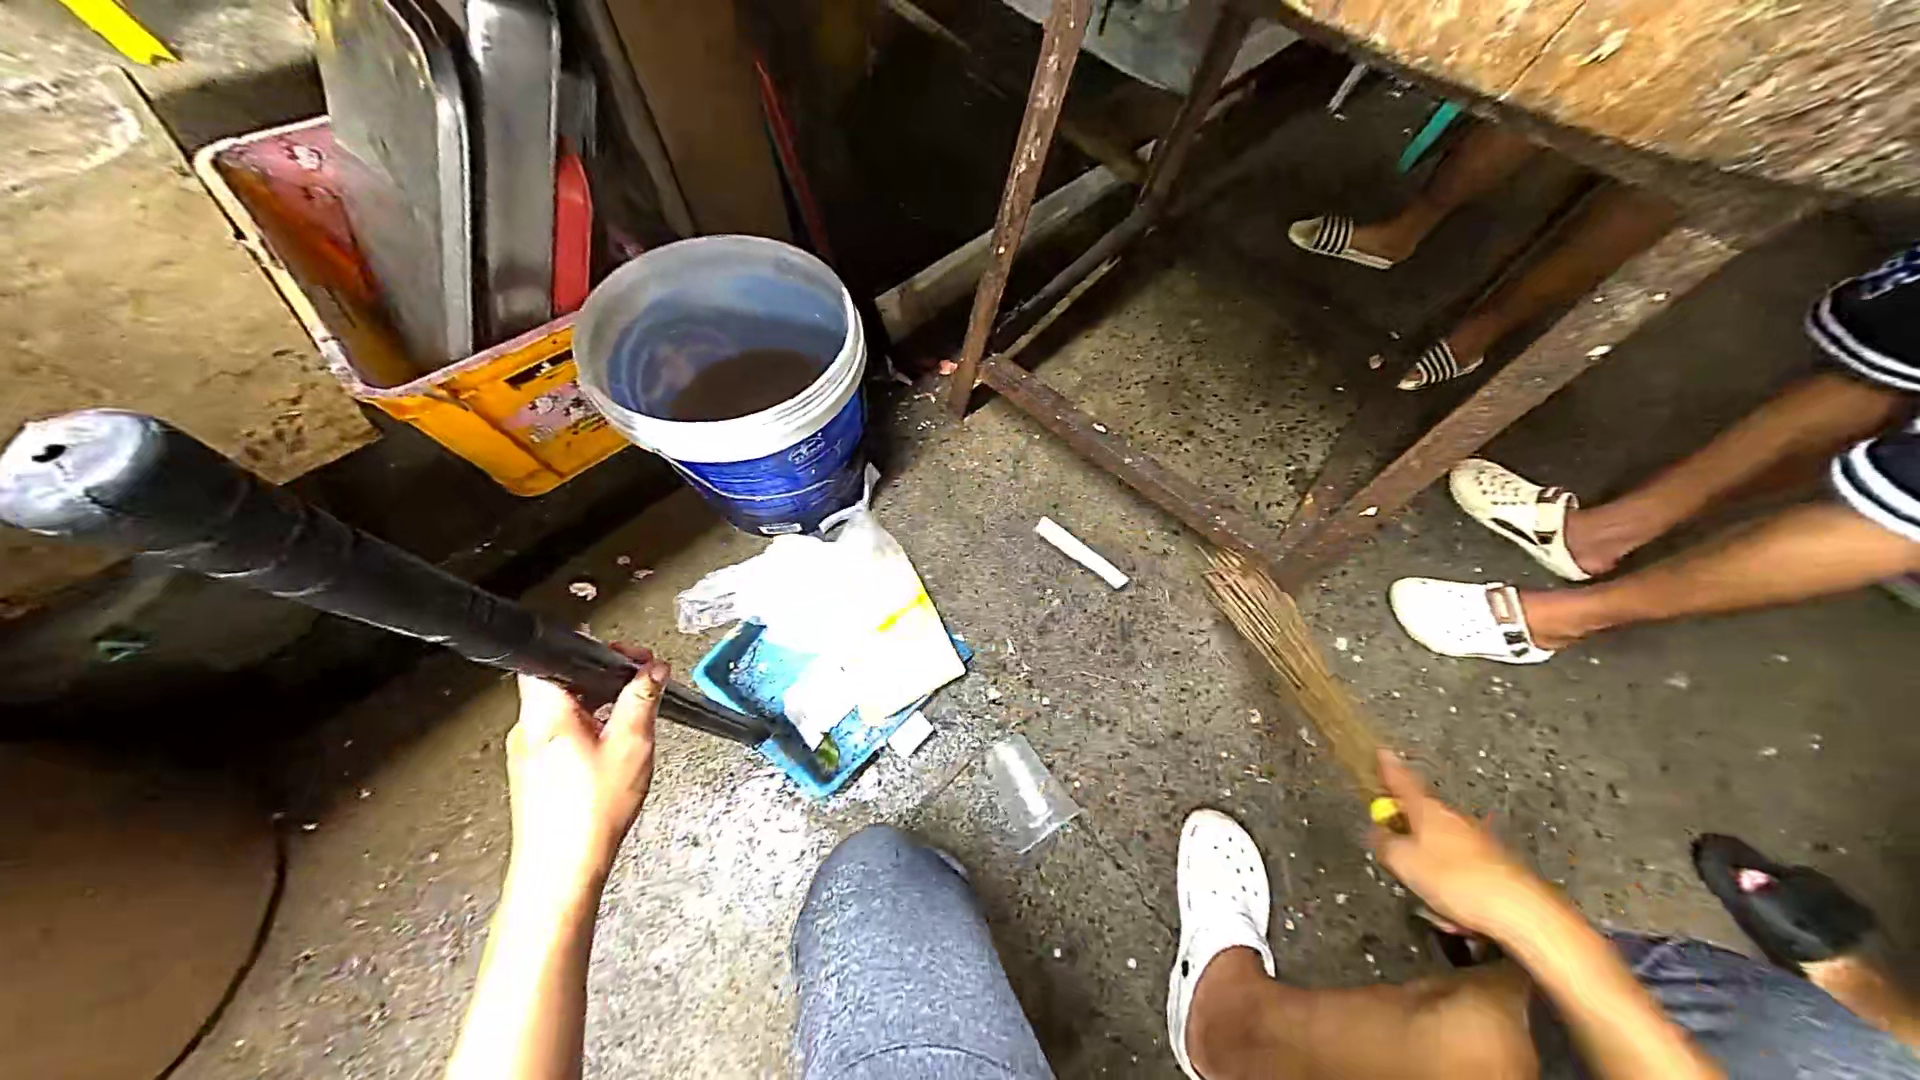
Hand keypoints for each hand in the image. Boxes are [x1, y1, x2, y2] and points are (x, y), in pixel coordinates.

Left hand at [504, 647, 666, 897]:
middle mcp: (529, 729)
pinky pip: (562, 732)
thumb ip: (643, 698)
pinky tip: (612, 746)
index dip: (593, 650)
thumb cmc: (589, 813)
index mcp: (546, 714)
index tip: (625, 657)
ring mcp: (528, 751)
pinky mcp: (534, 771)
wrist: (562, 868)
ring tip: (631, 718)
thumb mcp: (633, 743)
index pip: (555, 658)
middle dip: (605, 677)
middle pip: (563, 681)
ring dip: (599, 703)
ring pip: (564, 707)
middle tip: (639, 684)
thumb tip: (652, 671)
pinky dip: (589, 727)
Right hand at [1371, 750, 1551, 939]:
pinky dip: (1452, 887)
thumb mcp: (1401, 861)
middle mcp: (1454, 820)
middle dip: (1406, 837)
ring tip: (1432, 898)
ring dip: (1429, 869)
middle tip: (1396, 855)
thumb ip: (1383, 842)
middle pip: (1420, 818)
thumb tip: (1377, 833)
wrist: (1524, 916)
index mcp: (1428, 810)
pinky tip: (1454, 909)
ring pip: (1439, 850)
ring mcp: (1477, 843)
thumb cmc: (1464, 883)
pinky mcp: (1494, 868)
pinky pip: (1460, 872)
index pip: (1402, 781)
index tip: (1383, 755)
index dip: (1389, 769)